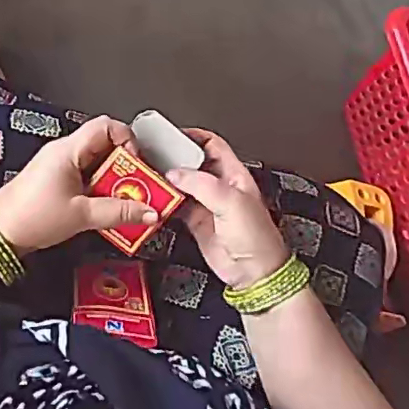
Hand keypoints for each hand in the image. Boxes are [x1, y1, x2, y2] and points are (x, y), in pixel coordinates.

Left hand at [0, 116, 159, 253]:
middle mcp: (65, 152)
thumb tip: (148, 211)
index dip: (128, 141)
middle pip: (106, 145)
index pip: (108, 126)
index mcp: (69, 150)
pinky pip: (88, 175)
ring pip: (99, 162)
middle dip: (125, 166)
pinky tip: (104, 207)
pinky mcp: (58, 180)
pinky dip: (101, 188)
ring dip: (114, 180)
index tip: (137, 166)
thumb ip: (119, 212)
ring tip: (122, 201)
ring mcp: (60, 165)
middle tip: (136, 188)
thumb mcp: (81, 216)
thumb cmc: (29, 217)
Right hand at [167, 129, 290, 289]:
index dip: (194, 136)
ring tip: (151, 175)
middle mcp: (220, 187)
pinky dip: (165, 202)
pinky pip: (177, 206)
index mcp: (234, 174)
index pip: (212, 145)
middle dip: (175, 157)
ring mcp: (208, 205)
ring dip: (168, 181)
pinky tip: (156, 199)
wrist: (255, 273)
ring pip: (183, 185)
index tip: (174, 134)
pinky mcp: (197, 223)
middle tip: (156, 155)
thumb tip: (176, 174)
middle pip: (193, 163)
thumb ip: (201, 184)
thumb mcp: (230, 201)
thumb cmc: (257, 238)